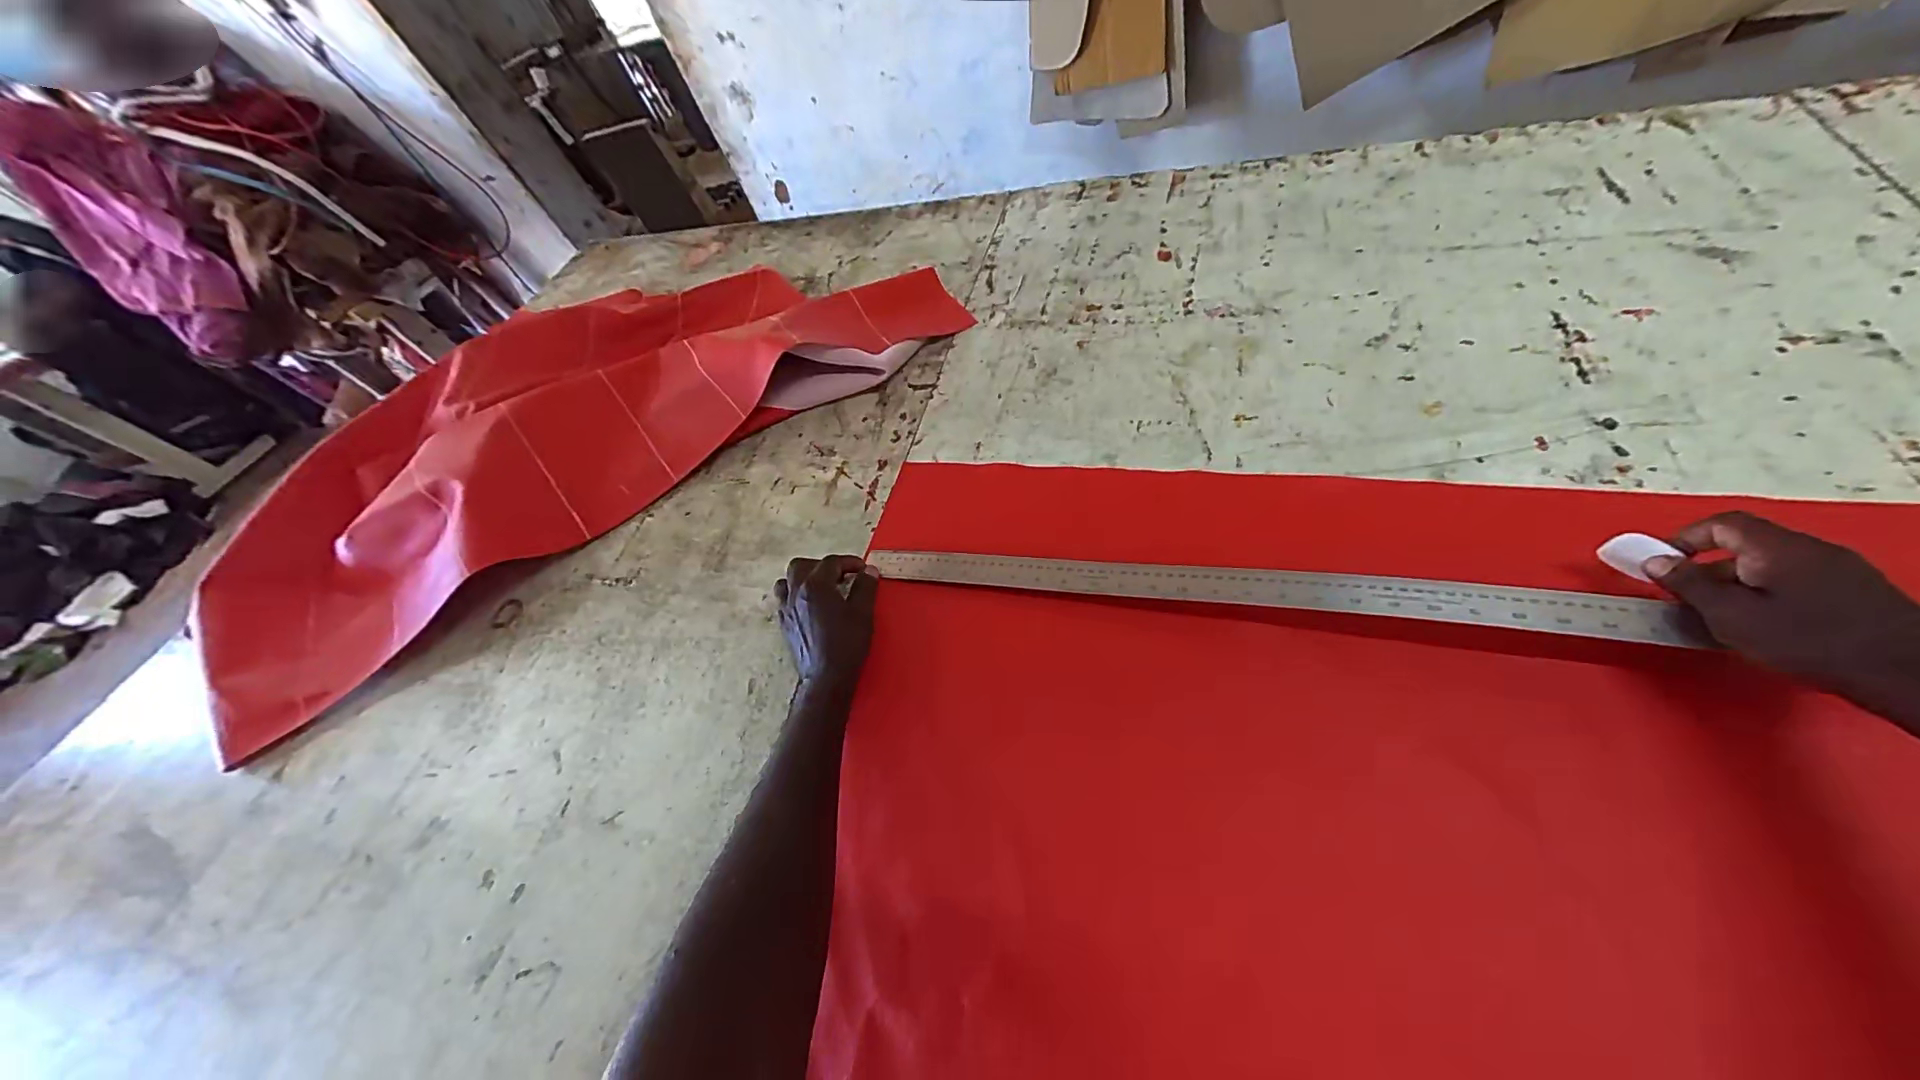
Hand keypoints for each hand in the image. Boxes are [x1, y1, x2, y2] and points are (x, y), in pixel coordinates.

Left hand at [774, 555, 879, 691]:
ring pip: (787, 581)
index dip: (849, 562)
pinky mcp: (784, 624)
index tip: (862, 569)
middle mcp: (796, 593)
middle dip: (822, 565)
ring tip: (822, 587)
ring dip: (804, 578)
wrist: (826, 677)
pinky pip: (784, 600)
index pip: (831, 562)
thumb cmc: (846, 644)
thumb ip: (865, 587)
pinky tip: (811, 606)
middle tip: (841, 575)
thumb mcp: (863, 613)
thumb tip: (868, 571)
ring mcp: (787, 609)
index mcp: (815, 586)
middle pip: (801, 565)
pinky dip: (796, 596)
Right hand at [1643, 512, 1919, 727]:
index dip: (1684, 538)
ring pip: (1772, 565)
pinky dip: (1768, 593)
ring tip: (1724, 617)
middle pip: (1747, 545)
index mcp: (1778, 548)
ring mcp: (1841, 569)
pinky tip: (1766, 624)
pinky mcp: (1857, 591)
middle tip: (1686, 597)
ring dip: (1738, 583)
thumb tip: (1656, 561)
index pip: (1722, 524)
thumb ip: (1688, 584)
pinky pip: (1796, 580)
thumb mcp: (1731, 615)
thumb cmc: (1809, 641)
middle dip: (1708, 568)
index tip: (1660, 562)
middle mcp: (1812, 549)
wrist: (1907, 673)